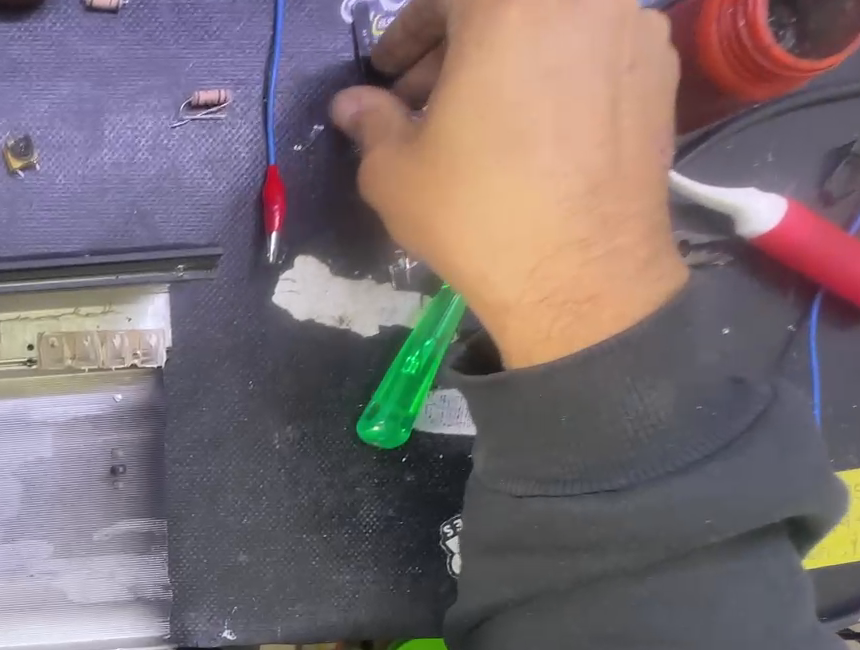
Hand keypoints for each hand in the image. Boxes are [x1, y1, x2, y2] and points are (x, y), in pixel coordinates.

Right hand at [330, 0, 689, 368]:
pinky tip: (526, 129)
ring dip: (502, 55)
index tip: (385, 71)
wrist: (573, 264)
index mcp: (508, 9)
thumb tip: (351, 103)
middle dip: (453, 42)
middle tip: (419, 99)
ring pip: (550, 20)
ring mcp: (631, 26)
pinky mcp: (658, 66)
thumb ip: (371, 121)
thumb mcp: (392, 170)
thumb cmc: (468, 209)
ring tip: (473, 117)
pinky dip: (550, 70)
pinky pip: (590, 46)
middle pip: (503, 5)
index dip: (407, 28)